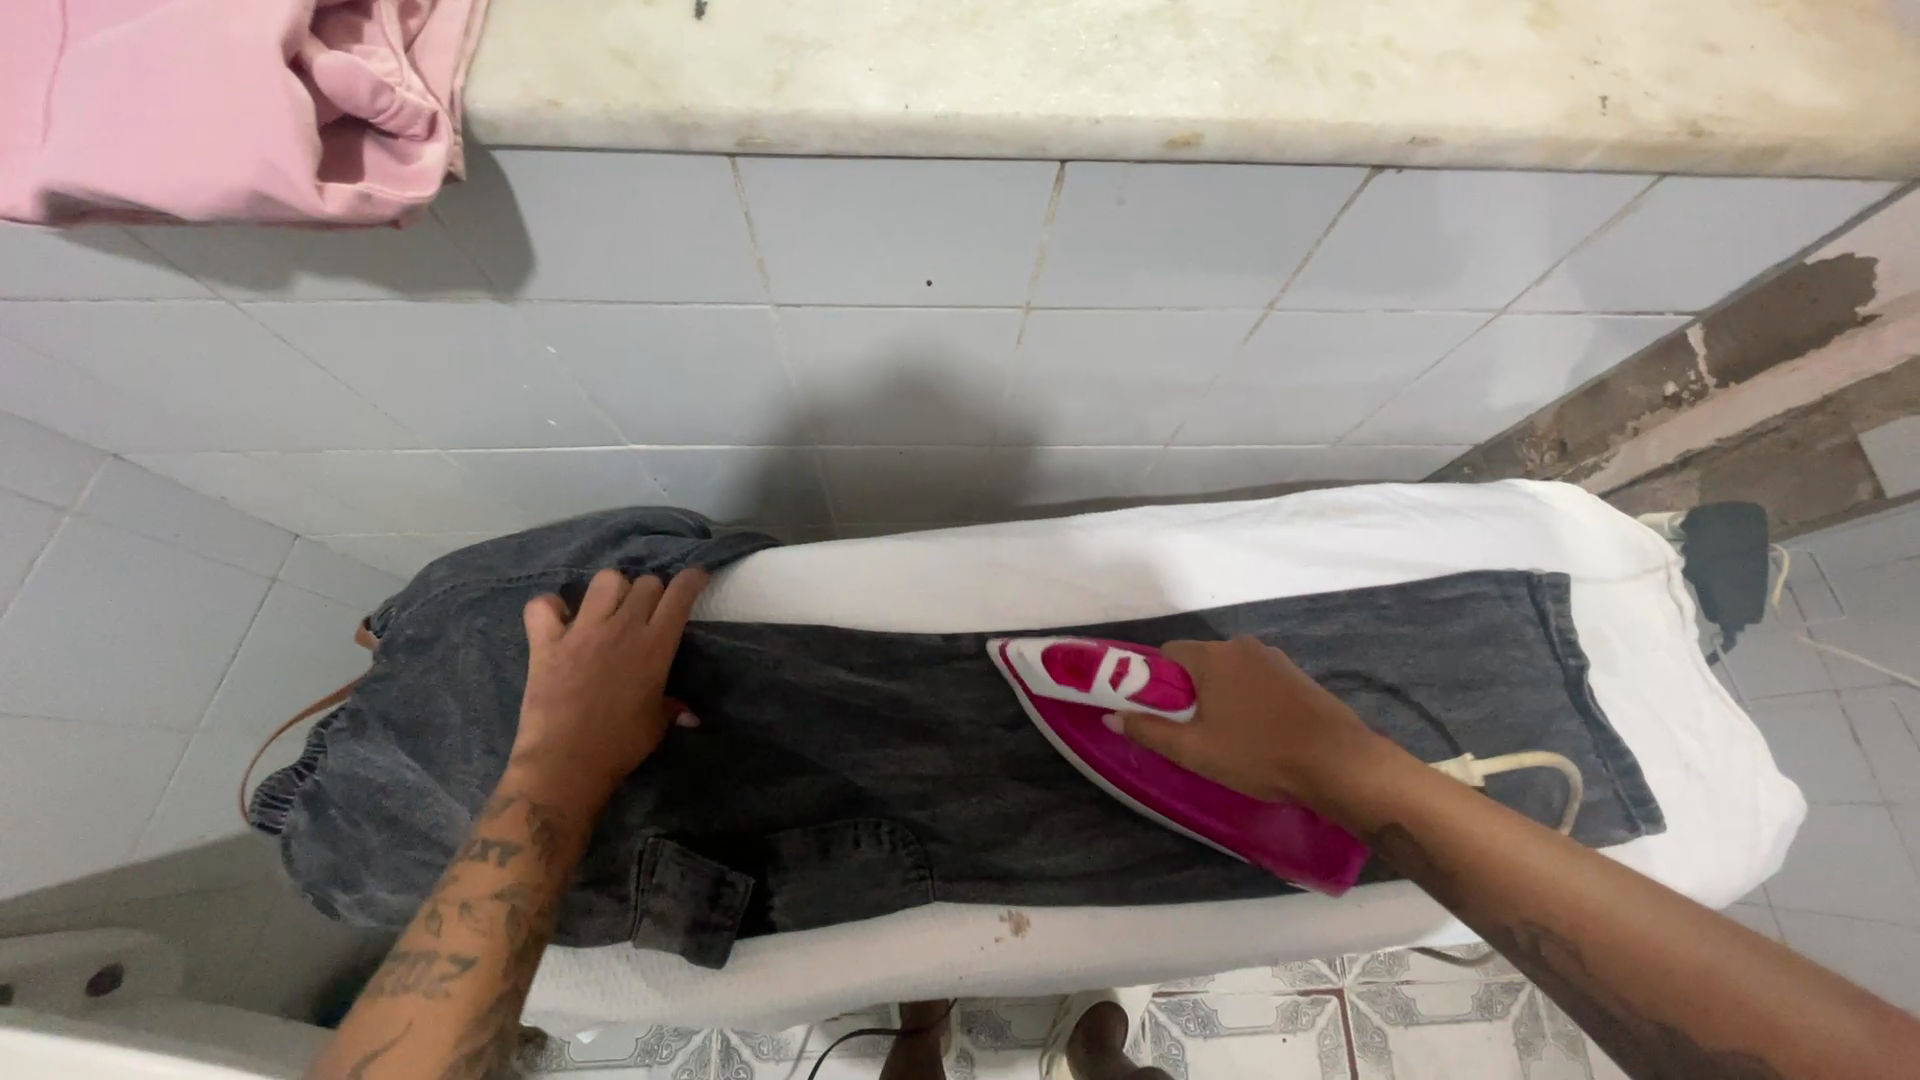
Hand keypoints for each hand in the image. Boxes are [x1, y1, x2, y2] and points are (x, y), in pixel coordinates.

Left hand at [511, 567, 709, 815]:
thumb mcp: (657, 724)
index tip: (696, 579)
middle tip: (649, 611)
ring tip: (609, 609)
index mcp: (656, 645)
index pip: (680, 593)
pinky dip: (551, 607)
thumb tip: (692, 715)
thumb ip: (674, 707)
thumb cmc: (620, 744)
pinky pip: (543, 606)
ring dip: (612, 590)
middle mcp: (622, 627)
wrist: (565, 763)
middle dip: (653, 591)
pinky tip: (558, 620)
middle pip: (645, 583)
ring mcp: (582, 631)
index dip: (692, 579)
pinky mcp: (545, 642)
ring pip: (605, 581)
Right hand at [1107, 636, 1378, 806]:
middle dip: (1189, 691)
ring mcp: (1274, 659)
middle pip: (1198, 662)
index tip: (1160, 712)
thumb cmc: (1257, 754)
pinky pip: (1257, 680)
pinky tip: (1259, 732)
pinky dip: (1249, 699)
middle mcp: (1241, 646)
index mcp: (1212, 656)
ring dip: (1221, 695)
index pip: (1166, 654)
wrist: (1339, 763)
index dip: (1155, 681)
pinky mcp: (1298, 676)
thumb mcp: (1193, 750)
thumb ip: (1148, 729)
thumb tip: (1110, 716)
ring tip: (1228, 736)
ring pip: (1230, 672)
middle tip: (1192, 730)